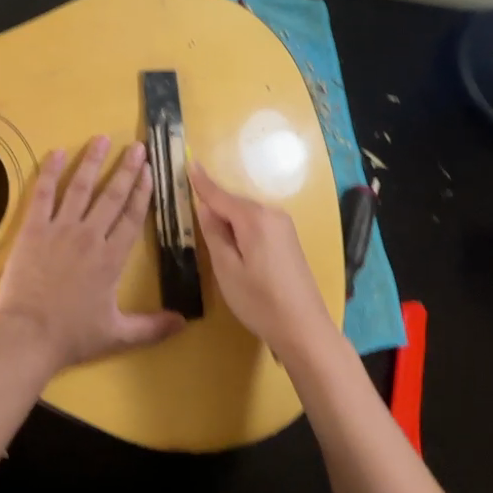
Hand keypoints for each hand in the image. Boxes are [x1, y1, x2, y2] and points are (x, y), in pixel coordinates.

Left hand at [0, 136, 186, 372]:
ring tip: (102, 138)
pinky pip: (43, 195)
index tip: (150, 171)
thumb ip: (151, 327)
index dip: (142, 192)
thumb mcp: (117, 335)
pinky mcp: (33, 230)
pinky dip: (50, 173)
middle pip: (111, 196)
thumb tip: (184, 322)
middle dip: (126, 169)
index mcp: (111, 259)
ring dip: (92, 161)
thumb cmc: (72, 335)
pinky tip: (56, 153)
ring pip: (80, 188)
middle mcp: (89, 236)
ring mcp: (60, 229)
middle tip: (137, 146)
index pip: (131, 218)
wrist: (29, 335)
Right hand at [190, 163, 334, 357]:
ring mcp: (284, 226)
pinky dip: (242, 230)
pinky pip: (257, 224)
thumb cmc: (259, 301)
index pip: (219, 194)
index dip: (201, 181)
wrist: (305, 330)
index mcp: (254, 218)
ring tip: (214, 243)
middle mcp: (271, 213)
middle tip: (193, 222)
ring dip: (229, 222)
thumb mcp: (226, 269)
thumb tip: (204, 207)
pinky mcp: (289, 240)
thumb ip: (213, 233)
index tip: (187, 161)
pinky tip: (237, 251)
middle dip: (214, 209)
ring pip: (245, 215)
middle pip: (233, 204)